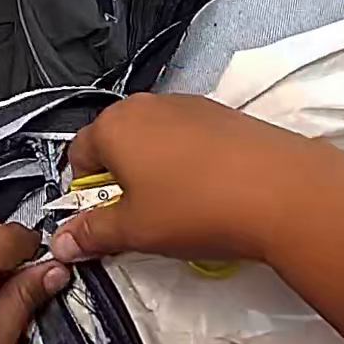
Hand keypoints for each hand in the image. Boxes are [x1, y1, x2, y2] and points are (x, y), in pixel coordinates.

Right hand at [51, 93, 325, 265]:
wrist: (280, 191)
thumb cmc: (197, 207)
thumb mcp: (136, 230)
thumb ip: (93, 233)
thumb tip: (63, 241)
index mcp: (113, 126)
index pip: (77, 154)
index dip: (83, 189)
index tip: (100, 217)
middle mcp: (142, 105)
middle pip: (113, 140)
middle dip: (118, 176)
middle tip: (138, 213)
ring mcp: (181, 103)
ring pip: (150, 136)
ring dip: (151, 165)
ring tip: (177, 202)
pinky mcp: (214, 110)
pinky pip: (183, 132)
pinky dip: (184, 156)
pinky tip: (206, 186)